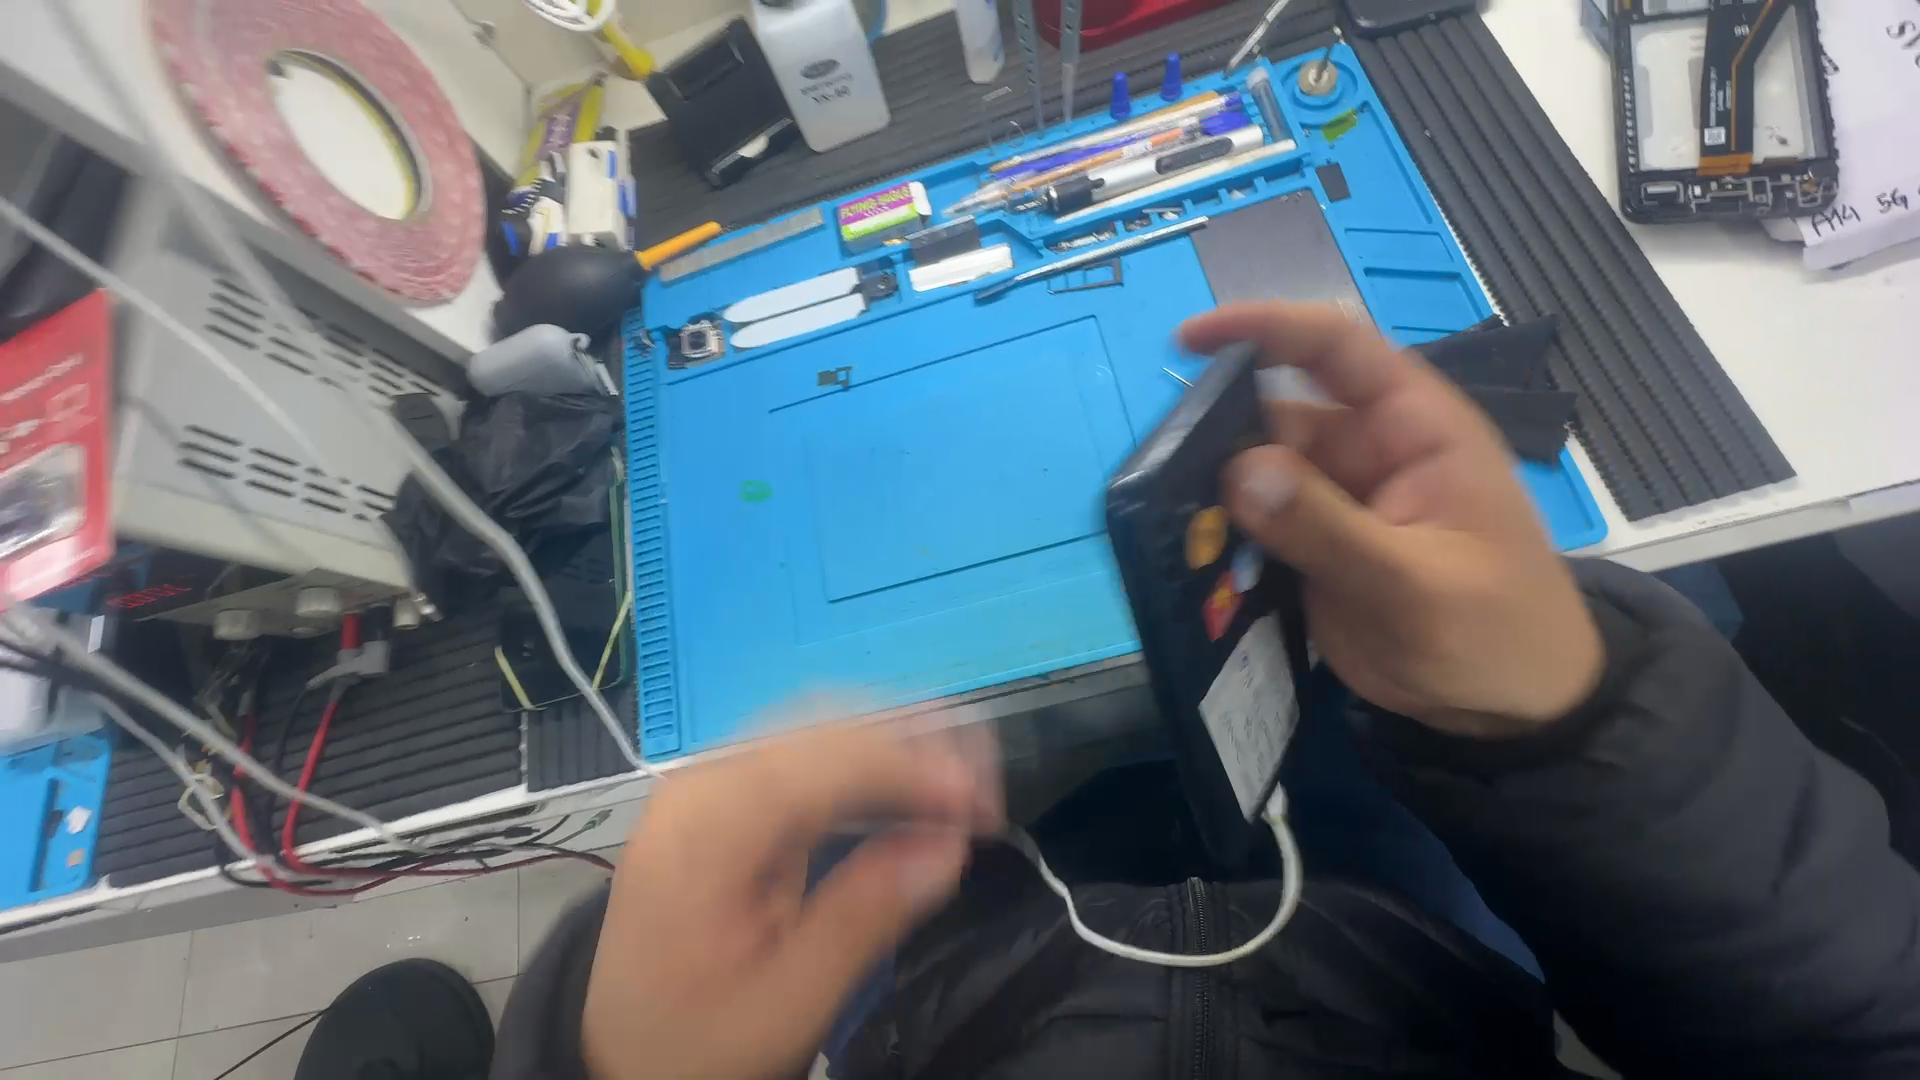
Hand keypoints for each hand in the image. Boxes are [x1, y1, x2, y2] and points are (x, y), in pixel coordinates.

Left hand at [582, 718, 1001, 1079]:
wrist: (617, 1052)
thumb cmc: (697, 1040)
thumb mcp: (786, 1001)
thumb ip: (865, 913)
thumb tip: (950, 845)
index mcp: (707, 825)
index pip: (824, 762)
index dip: (911, 767)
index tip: (980, 800)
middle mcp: (706, 778)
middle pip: (824, 726)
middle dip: (913, 743)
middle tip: (981, 786)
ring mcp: (714, 777)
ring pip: (821, 726)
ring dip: (896, 743)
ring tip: (958, 778)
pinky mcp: (729, 791)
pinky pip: (809, 752)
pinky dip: (867, 761)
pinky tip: (908, 784)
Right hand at [1179, 303, 1602, 736]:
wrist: (1502, 711)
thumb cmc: (1491, 634)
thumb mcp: (1415, 583)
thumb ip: (1326, 527)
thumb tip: (1237, 468)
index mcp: (1412, 428)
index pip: (1336, 350)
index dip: (1265, 329)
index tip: (1189, 340)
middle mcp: (1363, 451)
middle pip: (1273, 415)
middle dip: (1216, 431)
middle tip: (1159, 470)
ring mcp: (1331, 501)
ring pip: (1251, 471)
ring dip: (1210, 488)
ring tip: (1165, 515)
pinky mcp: (1306, 544)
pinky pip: (1250, 521)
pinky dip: (1218, 530)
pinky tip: (1186, 548)